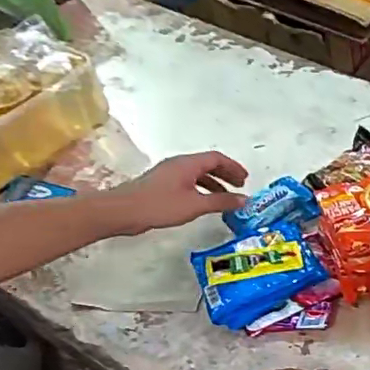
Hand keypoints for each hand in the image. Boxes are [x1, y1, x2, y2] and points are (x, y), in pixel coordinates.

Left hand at [93, 152, 248, 235]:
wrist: (123, 211)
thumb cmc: (160, 205)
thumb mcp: (195, 205)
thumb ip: (221, 202)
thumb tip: (243, 200)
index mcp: (188, 163)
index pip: (216, 158)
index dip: (233, 167)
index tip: (246, 179)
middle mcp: (179, 164)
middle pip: (208, 164)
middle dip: (226, 174)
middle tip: (240, 186)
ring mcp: (169, 174)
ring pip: (198, 174)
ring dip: (215, 183)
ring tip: (226, 197)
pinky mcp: (162, 185)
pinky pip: (189, 182)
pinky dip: (203, 189)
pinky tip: (205, 202)